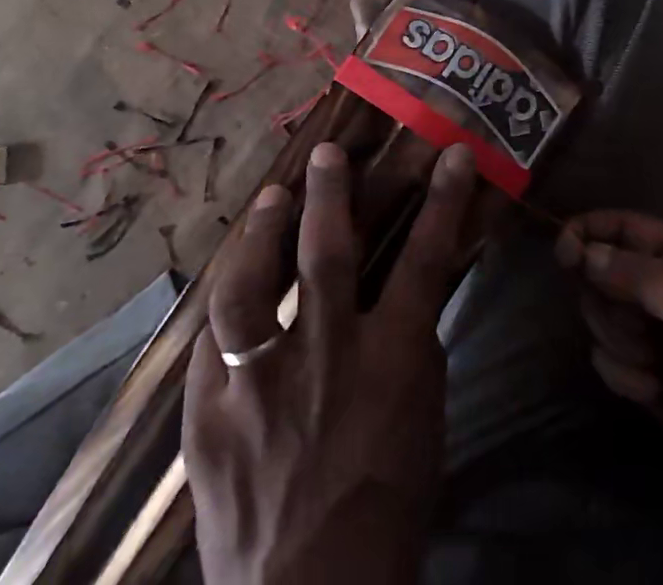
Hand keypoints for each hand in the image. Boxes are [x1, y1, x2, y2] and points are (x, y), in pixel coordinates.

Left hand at [184, 141, 476, 584]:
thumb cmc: (383, 509)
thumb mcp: (419, 424)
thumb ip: (408, 354)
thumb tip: (398, 299)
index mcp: (391, 366)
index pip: (425, 263)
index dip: (443, 203)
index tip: (452, 157)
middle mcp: (326, 358)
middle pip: (326, 254)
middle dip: (331, 193)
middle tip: (329, 153)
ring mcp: (260, 380)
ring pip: (251, 283)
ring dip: (261, 231)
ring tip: (271, 195)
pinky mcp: (210, 405)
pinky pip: (215, 336)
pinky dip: (225, 300)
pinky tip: (229, 280)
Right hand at [554, 211, 662, 520]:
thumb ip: (645, 280)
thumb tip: (585, 253)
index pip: (621, 226)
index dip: (587, 233)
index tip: (564, 256)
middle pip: (598, 273)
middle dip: (608, 305)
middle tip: (639, 332)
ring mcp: (651, 331)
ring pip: (597, 316)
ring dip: (618, 344)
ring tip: (655, 368)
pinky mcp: (642, 370)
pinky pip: (604, 357)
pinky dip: (624, 375)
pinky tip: (655, 393)